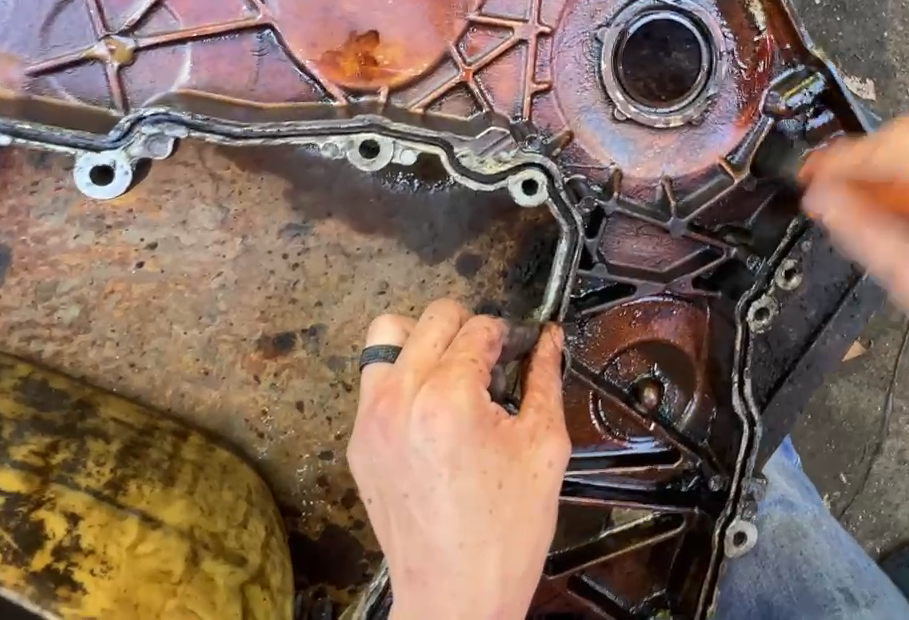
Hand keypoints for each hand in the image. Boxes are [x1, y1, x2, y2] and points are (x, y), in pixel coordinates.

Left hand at [347, 300, 569, 619]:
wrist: (455, 600)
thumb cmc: (506, 532)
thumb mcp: (544, 446)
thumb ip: (545, 377)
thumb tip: (549, 337)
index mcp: (448, 398)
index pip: (478, 327)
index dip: (508, 335)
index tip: (519, 351)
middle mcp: (400, 398)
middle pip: (434, 317)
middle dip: (470, 331)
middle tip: (492, 364)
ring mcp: (371, 419)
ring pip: (389, 332)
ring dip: (426, 340)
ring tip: (454, 374)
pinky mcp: (360, 441)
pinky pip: (375, 377)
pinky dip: (404, 373)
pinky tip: (433, 406)